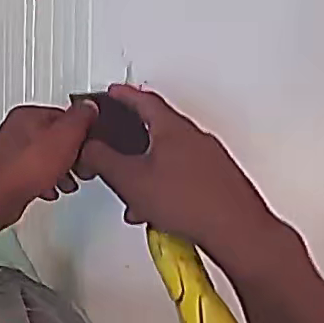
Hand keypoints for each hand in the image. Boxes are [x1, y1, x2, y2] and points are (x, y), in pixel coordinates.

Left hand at [0, 102, 99, 223]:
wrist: (1, 198)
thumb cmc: (26, 168)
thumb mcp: (66, 136)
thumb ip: (80, 118)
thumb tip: (89, 107)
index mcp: (27, 114)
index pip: (63, 114)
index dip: (80, 132)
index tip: (86, 144)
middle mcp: (14, 130)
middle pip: (53, 137)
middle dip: (69, 153)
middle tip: (77, 164)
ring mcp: (10, 152)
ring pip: (43, 157)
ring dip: (59, 169)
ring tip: (66, 180)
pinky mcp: (9, 172)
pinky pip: (33, 173)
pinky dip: (44, 180)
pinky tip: (50, 188)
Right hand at [75, 84, 288, 255]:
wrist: (235, 230)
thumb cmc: (192, 202)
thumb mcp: (129, 179)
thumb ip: (102, 159)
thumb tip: (88, 148)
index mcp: (173, 129)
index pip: (145, 100)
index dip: (124, 96)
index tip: (114, 92)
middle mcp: (195, 138)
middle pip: (158, 128)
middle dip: (134, 139)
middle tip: (121, 138)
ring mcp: (210, 158)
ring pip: (170, 155)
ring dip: (148, 170)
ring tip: (136, 192)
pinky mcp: (218, 179)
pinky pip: (184, 173)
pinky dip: (165, 185)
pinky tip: (158, 209)